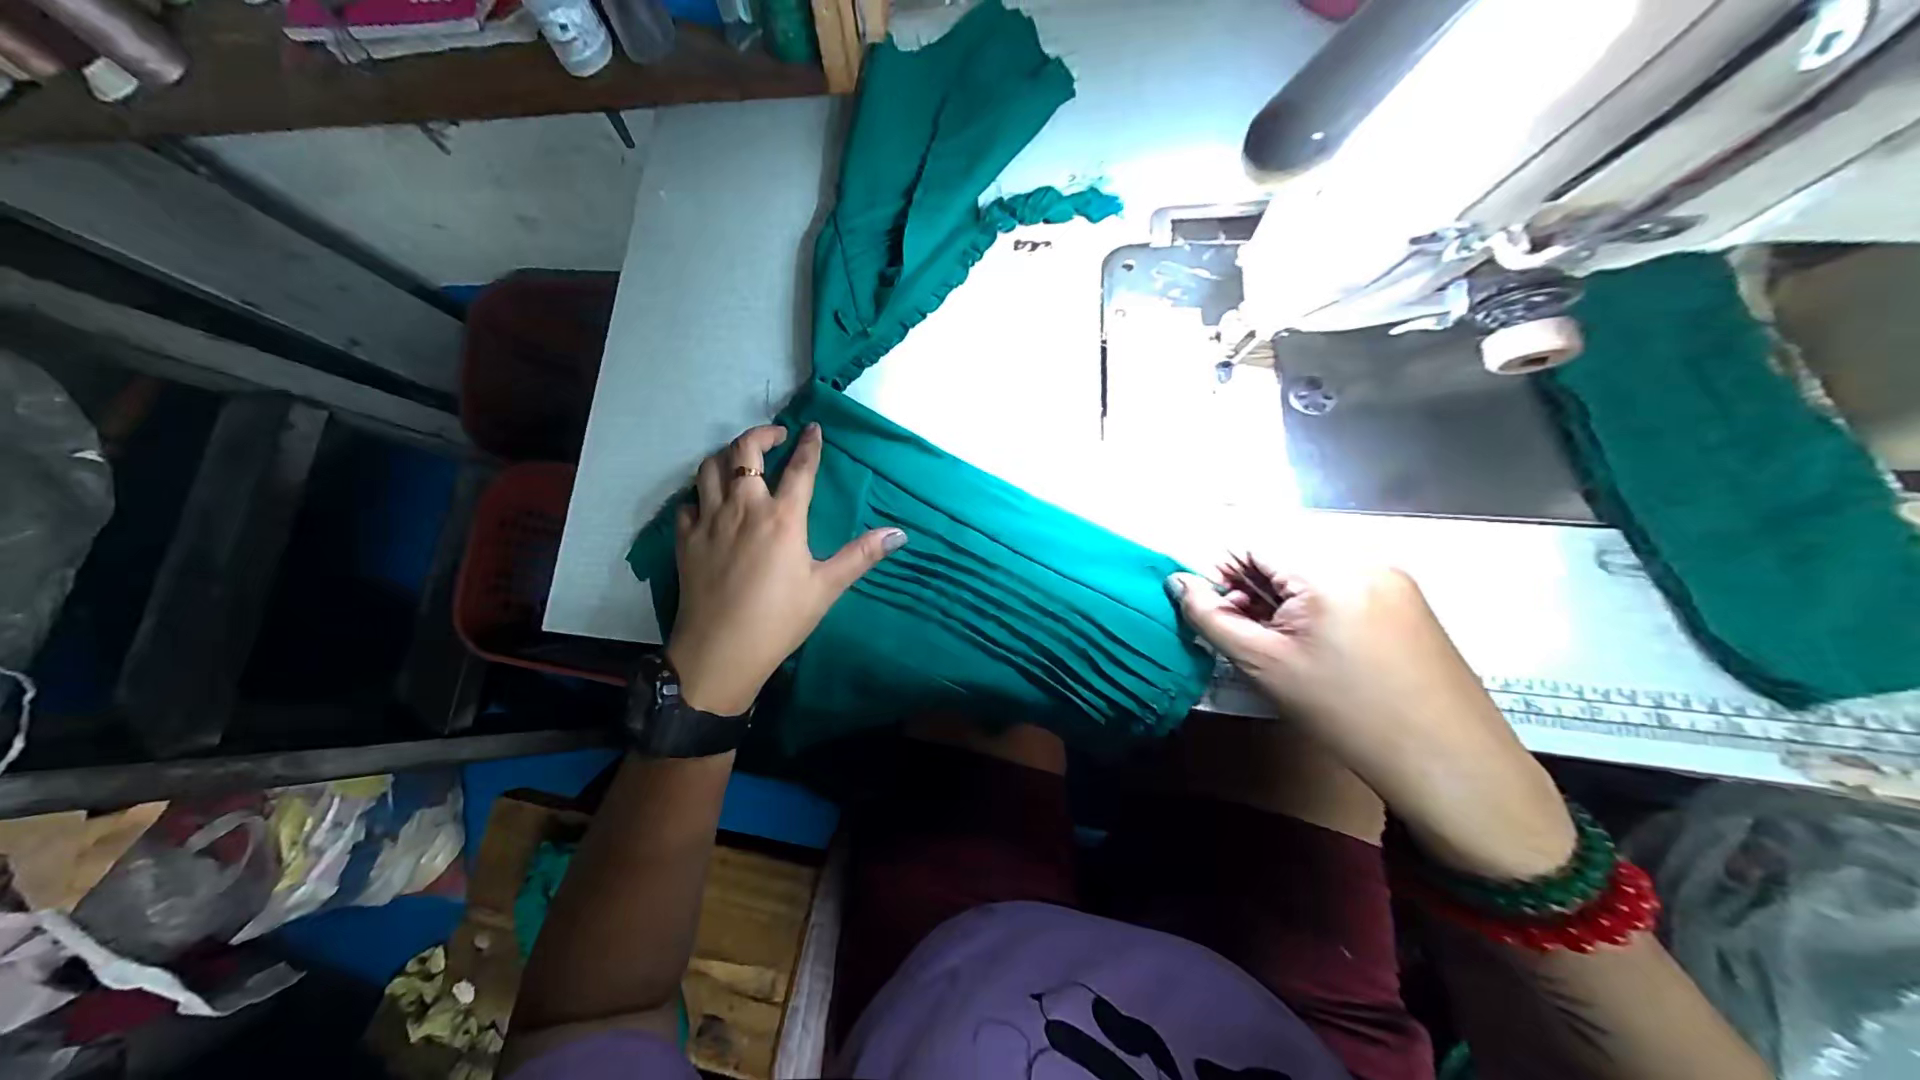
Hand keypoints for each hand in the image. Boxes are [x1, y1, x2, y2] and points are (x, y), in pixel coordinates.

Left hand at [665, 423, 905, 715]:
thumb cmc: (780, 619)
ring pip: (709, 467)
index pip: (799, 468)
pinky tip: (710, 503)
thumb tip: (899, 533)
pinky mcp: (686, 538)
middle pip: (744, 452)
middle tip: (776, 436)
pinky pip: (688, 502)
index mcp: (782, 517)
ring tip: (742, 460)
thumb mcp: (826, 588)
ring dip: (727, 455)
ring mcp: (709, 520)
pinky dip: (700, 494)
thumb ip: (861, 555)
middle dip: (761, 434)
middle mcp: (743, 507)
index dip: (810, 444)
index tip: (814, 428)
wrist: (721, 651)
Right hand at [1167, 557, 1576, 880]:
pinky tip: (1320, 646)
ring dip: (1282, 595)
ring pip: (1310, 567)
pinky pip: (1342, 582)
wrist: (1448, 760)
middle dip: (1252, 586)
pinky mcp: (1406, 597)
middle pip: (1282, 552)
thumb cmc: (1345, 713)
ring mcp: (1391, 576)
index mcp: (1327, 569)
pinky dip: (1316, 603)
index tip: (1217, 614)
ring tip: (1284, 645)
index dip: (1221, 573)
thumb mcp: (1262, 664)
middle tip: (1249, 634)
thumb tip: (1178, 582)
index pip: (1250, 541)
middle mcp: (1362, 557)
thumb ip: (1210, 616)